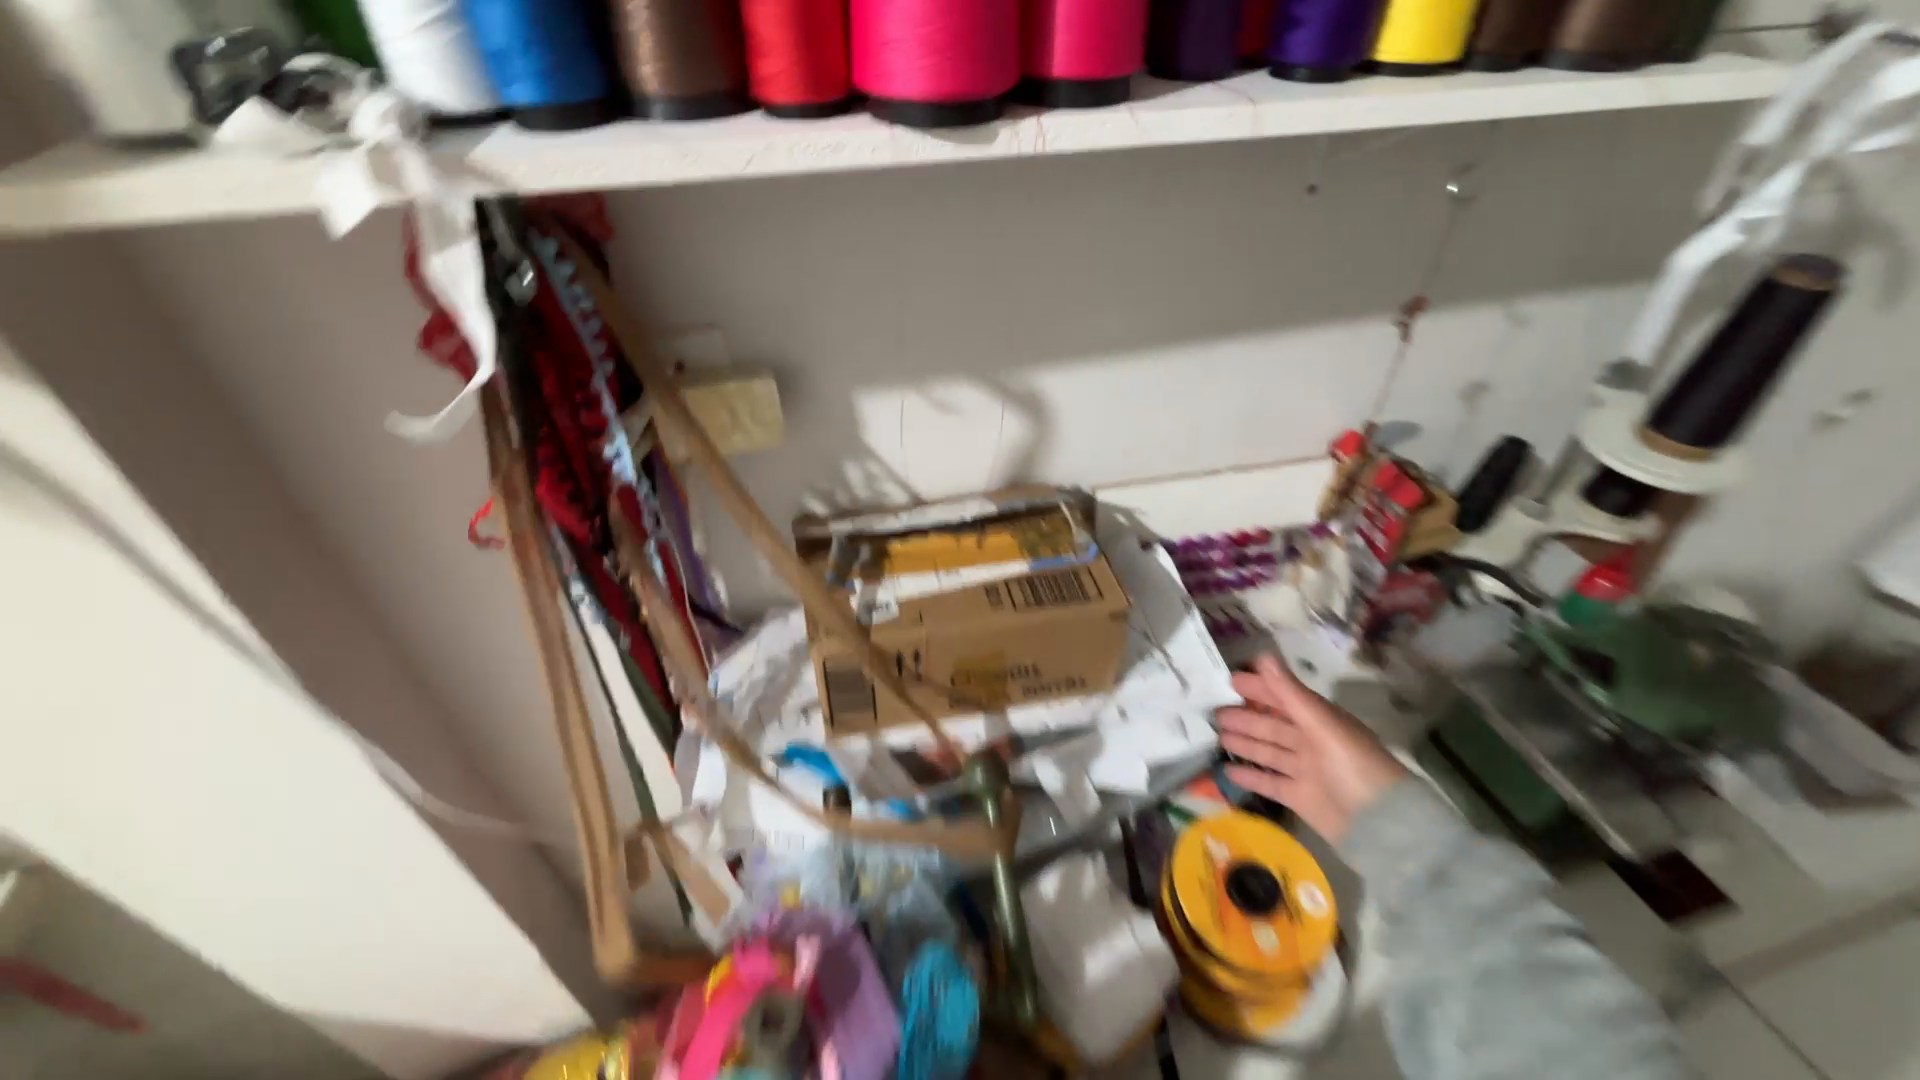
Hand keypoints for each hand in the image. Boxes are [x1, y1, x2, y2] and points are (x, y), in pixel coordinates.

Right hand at [1215, 654, 1408, 844]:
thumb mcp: (1323, 727)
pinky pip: (1270, 782)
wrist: (1380, 825)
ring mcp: (1306, 771)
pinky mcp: (1300, 797)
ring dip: (1245, 743)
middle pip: (1273, 726)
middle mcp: (1313, 743)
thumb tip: (1263, 656)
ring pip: (1269, 752)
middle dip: (1246, 718)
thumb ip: (1291, 694)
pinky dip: (1251, 776)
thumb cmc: (1354, 768)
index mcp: (1322, 722)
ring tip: (1218, 737)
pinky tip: (1227, 771)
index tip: (1229, 681)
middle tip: (1214, 713)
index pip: (1285, 698)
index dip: (1260, 689)